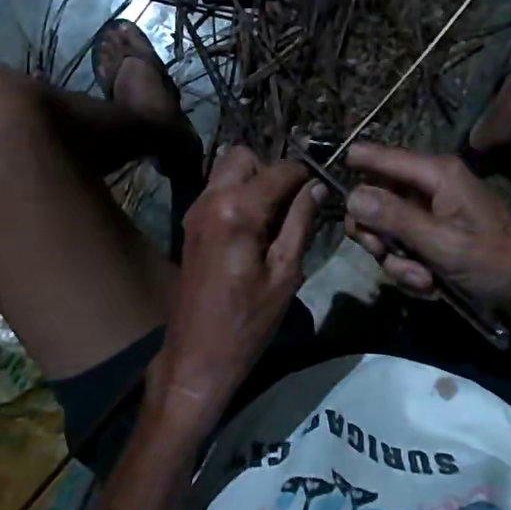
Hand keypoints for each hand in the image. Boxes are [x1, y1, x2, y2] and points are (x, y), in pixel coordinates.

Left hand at [153, 147, 321, 420]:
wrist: (198, 353)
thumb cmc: (248, 321)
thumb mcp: (285, 273)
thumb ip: (300, 223)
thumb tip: (315, 188)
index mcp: (237, 211)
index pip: (279, 170)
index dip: (305, 175)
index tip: (320, 190)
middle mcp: (211, 199)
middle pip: (244, 157)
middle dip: (271, 171)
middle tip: (290, 204)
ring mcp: (195, 210)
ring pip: (227, 170)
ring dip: (252, 181)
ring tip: (274, 217)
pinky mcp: (190, 224)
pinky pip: (216, 190)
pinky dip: (237, 194)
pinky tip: (254, 228)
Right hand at [341, 142, 510, 312]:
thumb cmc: (495, 260)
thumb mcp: (443, 243)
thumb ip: (395, 218)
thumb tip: (351, 196)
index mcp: (436, 173)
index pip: (378, 156)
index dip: (350, 168)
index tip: (325, 190)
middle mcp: (428, 185)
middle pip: (373, 198)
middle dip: (376, 234)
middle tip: (384, 254)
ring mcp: (428, 211)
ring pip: (384, 229)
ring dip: (395, 259)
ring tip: (422, 280)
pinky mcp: (430, 234)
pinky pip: (400, 247)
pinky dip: (409, 269)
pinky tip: (430, 285)